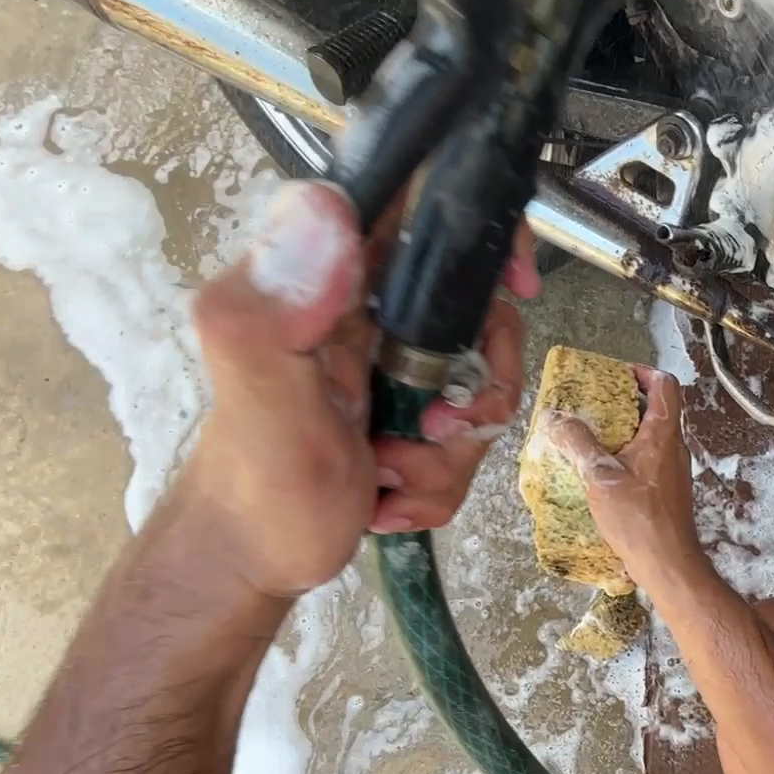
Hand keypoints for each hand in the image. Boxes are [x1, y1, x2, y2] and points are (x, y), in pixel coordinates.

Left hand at [184, 179, 538, 596]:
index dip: (484, 233)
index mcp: (332, 285)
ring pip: (482, 390)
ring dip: (455, 452)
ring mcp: (397, 375)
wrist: (255, 562)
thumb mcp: (261, 404)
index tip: (518, 286)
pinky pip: (468, 440)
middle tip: (446, 428)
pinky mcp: (411, 421)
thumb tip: (328, 212)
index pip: (418, 211)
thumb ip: (275, 313)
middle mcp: (371, 320)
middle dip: (485, 386)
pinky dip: (443, 482)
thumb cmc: (257, 491)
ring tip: (398, 478)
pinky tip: (391, 500)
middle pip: (482, 318)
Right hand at [546, 366, 706, 588]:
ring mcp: (673, 470)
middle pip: (656, 409)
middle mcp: (674, 447)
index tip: (617, 375)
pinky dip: (627, 454)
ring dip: (623, 430)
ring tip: (591, 436)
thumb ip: (577, 443)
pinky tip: (602, 470)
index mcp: (663, 434)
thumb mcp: (600, 476)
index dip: (644, 372)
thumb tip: (554, 417)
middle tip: (594, 405)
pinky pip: (648, 459)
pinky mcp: (667, 490)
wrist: (667, 562)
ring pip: (651, 436)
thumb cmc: (638, 518)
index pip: (665, 385)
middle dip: (624, 401)